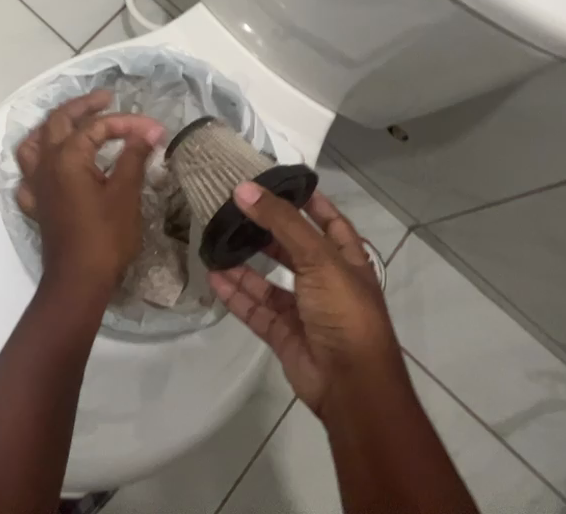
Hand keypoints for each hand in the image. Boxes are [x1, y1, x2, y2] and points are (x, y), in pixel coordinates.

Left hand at [16, 90, 166, 304]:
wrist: (78, 281)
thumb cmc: (105, 237)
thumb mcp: (125, 194)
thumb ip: (134, 157)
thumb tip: (148, 131)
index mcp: (67, 157)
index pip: (96, 127)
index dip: (126, 124)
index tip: (153, 129)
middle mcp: (46, 164)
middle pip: (58, 121)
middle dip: (82, 107)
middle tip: (106, 100)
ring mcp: (36, 185)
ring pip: (34, 143)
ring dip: (52, 127)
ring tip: (71, 123)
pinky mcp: (36, 205)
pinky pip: (28, 175)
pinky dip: (38, 163)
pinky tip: (51, 167)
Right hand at [209, 183, 400, 416]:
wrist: (351, 383)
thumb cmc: (344, 311)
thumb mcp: (318, 257)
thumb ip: (280, 222)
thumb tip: (243, 189)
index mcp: (347, 261)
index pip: (329, 222)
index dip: (309, 202)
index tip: (279, 182)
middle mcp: (326, 282)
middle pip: (293, 249)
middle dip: (266, 231)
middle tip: (234, 208)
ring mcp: (304, 310)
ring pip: (269, 281)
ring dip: (245, 263)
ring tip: (216, 239)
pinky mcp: (284, 334)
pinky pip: (255, 309)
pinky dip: (236, 294)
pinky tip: (214, 276)